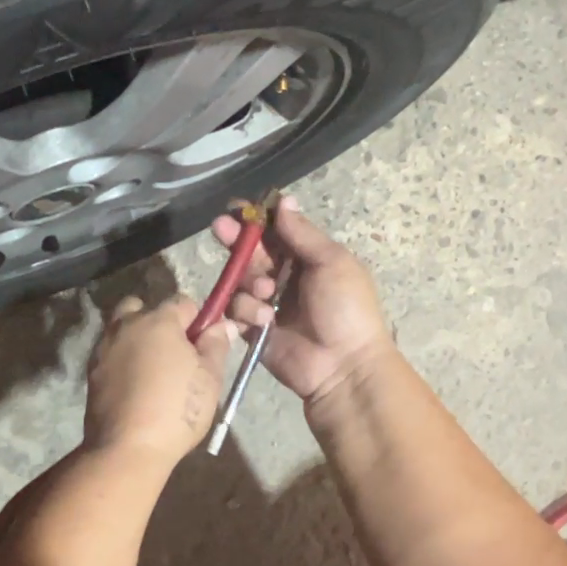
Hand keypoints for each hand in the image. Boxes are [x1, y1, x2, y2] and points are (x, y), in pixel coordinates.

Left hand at [83, 295, 233, 462]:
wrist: (127, 447)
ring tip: (154, 371)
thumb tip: (223, 324)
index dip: (198, 320)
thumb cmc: (176, 410)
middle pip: (144, 308)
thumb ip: (216, 345)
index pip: (183, 302)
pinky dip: (123, 359)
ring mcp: (103, 347)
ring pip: (123, 328)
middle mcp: (125, 325)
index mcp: (157, 320)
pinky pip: (112, 352)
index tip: (205, 344)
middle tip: (176, 354)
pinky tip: (136, 385)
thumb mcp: (209, 378)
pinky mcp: (91, 370)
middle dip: (161, 323)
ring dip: (138, 339)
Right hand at [212, 195, 394, 407]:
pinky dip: (247, 312)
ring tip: (267, 293)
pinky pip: (235, 310)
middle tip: (221, 228)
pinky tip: (265, 321)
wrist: (342, 365)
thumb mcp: (331, 262)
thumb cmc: (345, 308)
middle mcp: (283, 277)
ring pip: (239, 280)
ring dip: (249, 282)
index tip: (236, 208)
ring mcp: (265, 303)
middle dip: (236, 240)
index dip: (255, 219)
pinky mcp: (251, 328)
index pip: (274, 231)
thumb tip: (283, 200)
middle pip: (250, 252)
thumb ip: (302, 233)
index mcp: (306, 258)